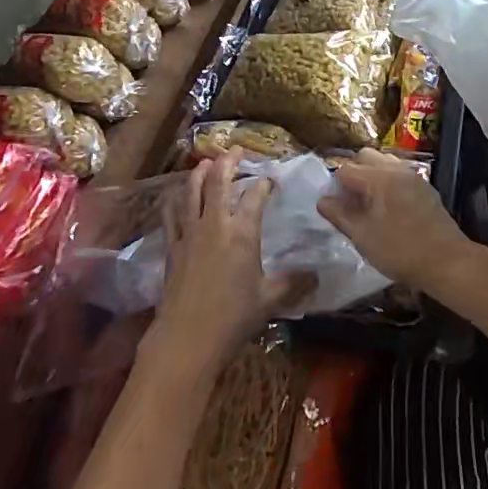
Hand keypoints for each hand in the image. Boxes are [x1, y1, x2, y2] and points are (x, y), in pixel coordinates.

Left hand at [146, 152, 311, 371]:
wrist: (187, 338)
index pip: (255, 196)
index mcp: (243, 232)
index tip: (271, 179)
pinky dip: (175, 199)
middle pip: (218, 181)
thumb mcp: (269, 299)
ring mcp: (189, 233)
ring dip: (199, 173)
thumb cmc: (233, 316)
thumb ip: (293, 283)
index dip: (264, 183)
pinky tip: (176, 195)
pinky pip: (171, 214)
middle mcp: (215, 224)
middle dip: (228, 161)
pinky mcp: (172, 247)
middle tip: (236, 150)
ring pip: (191, 191)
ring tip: (206, 163)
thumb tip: (316, 276)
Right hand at [317, 149, 485, 298]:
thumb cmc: (400, 250)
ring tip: (368, 205)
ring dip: (371, 176)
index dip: (334, 186)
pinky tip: (387, 209)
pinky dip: (388, 183)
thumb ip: (339, 214)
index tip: (334, 207)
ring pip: (384, 163)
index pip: (345, 168)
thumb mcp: (362, 236)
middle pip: (365, 157)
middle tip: (349, 202)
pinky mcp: (425, 188)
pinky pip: (399, 175)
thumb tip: (323, 200)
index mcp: (379, 177)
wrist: (447, 261)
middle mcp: (396, 169)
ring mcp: (414, 177)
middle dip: (353, 174)